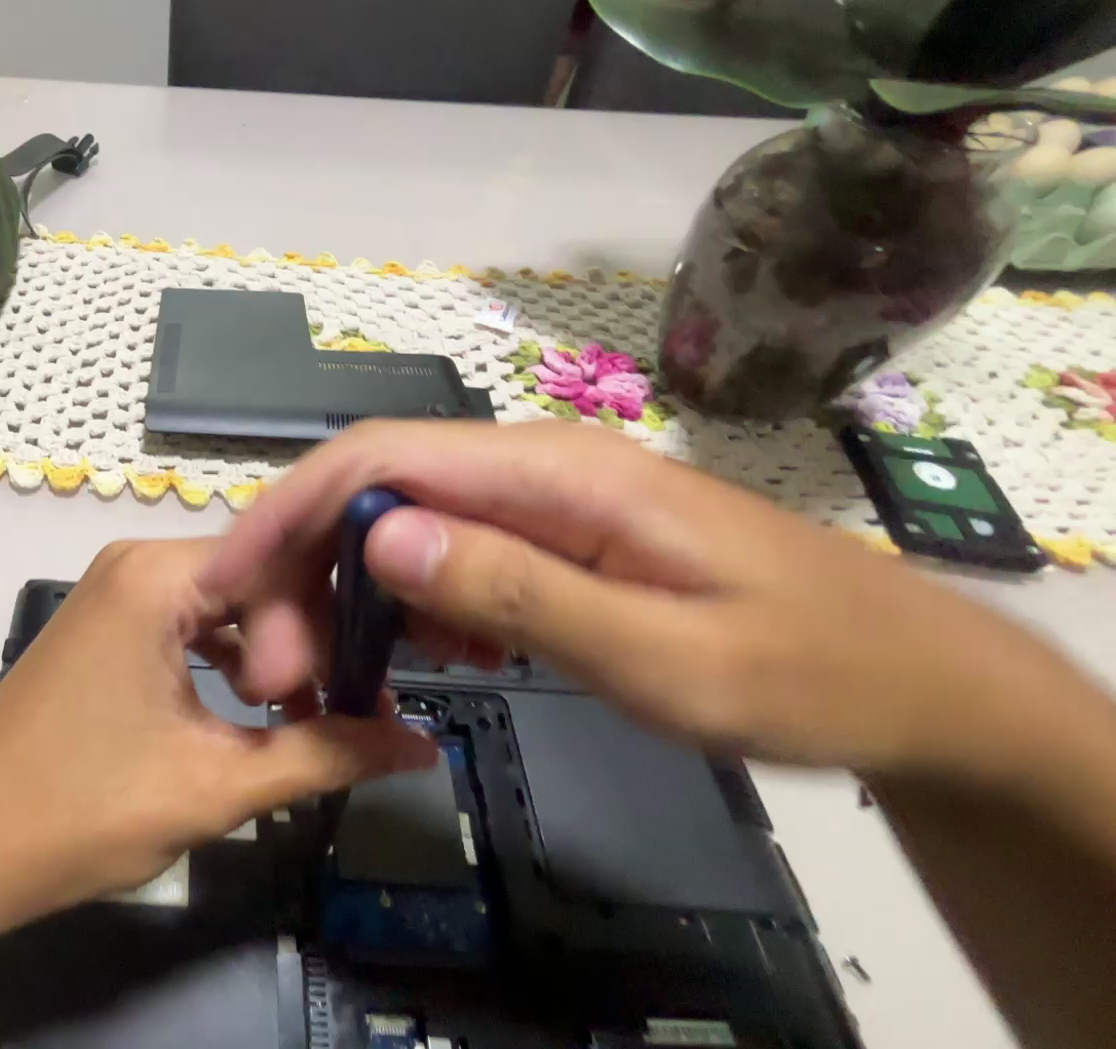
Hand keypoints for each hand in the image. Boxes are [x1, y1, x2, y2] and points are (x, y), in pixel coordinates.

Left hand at [0, 538, 435, 923]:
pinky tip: (260, 711)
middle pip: (257, 577)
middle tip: (352, 709)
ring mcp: (118, 591)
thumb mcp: (217, 785)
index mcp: (159, 577)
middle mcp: (138, 563)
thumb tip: (424, 749)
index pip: (284, 562)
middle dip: (309, 642)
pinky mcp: (109, 625)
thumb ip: (328, 755)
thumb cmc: (82, 810)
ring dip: (275, 655)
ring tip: (315, 718)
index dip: (334, 624)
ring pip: (228, 603)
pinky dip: (232, 660)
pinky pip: (192, 623)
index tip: (367, 690)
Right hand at [201, 419, 1098, 779]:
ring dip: (347, 593)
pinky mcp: (552, 541)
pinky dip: (406, 605)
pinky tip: (417, 656)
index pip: (379, 460)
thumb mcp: (660, 655)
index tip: (227, 584)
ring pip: (402, 525)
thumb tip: (378, 535)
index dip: (288, 513)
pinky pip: (448, 557)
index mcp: (551, 476)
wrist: (918, 684)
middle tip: (277, 671)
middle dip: (304, 570)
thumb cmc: (805, 673)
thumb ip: (517, 588)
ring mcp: (542, 505)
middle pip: (376, 490)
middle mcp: (532, 471)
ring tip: (331, 676)